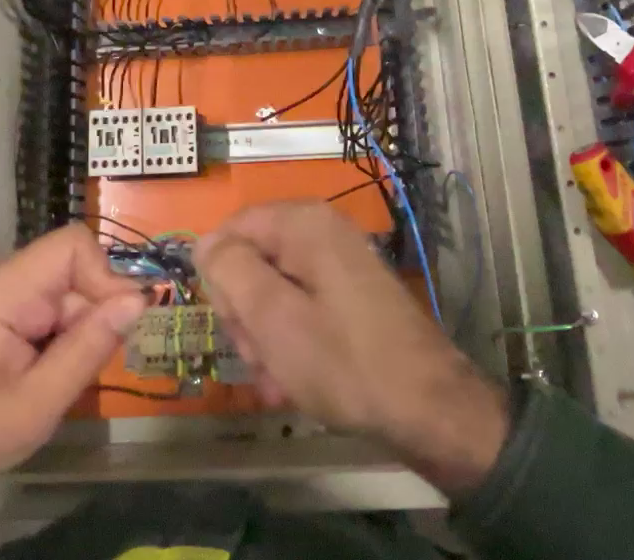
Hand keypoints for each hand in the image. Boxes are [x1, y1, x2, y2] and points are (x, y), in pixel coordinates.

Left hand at [0, 224, 146, 494]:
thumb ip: (89, 348)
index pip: (73, 246)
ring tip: (59, 373)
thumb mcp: (39, 403)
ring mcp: (4, 286)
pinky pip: (56, 300)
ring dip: (80, 326)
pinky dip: (66, 331)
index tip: (116, 326)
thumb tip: (139, 299)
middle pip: (76, 267)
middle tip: (80, 367)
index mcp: (4, 289)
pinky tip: (49, 366)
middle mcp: (4, 274)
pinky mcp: (8, 303)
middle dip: (93, 312)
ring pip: (72, 286)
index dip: (105, 277)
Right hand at [197, 203, 509, 495]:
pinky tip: (293, 381)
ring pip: (271, 291)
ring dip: (264, 337)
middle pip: (250, 262)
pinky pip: (299, 308)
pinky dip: (289, 342)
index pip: (229, 231)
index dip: (220, 278)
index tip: (229, 323)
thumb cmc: (344, 363)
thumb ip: (230, 270)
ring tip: (277, 379)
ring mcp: (338, 263)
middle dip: (244, 314)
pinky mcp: (349, 295)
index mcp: (303, 223)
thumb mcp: (272, 317)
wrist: (429, 410)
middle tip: (257, 357)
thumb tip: (205, 243)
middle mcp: (321, 231)